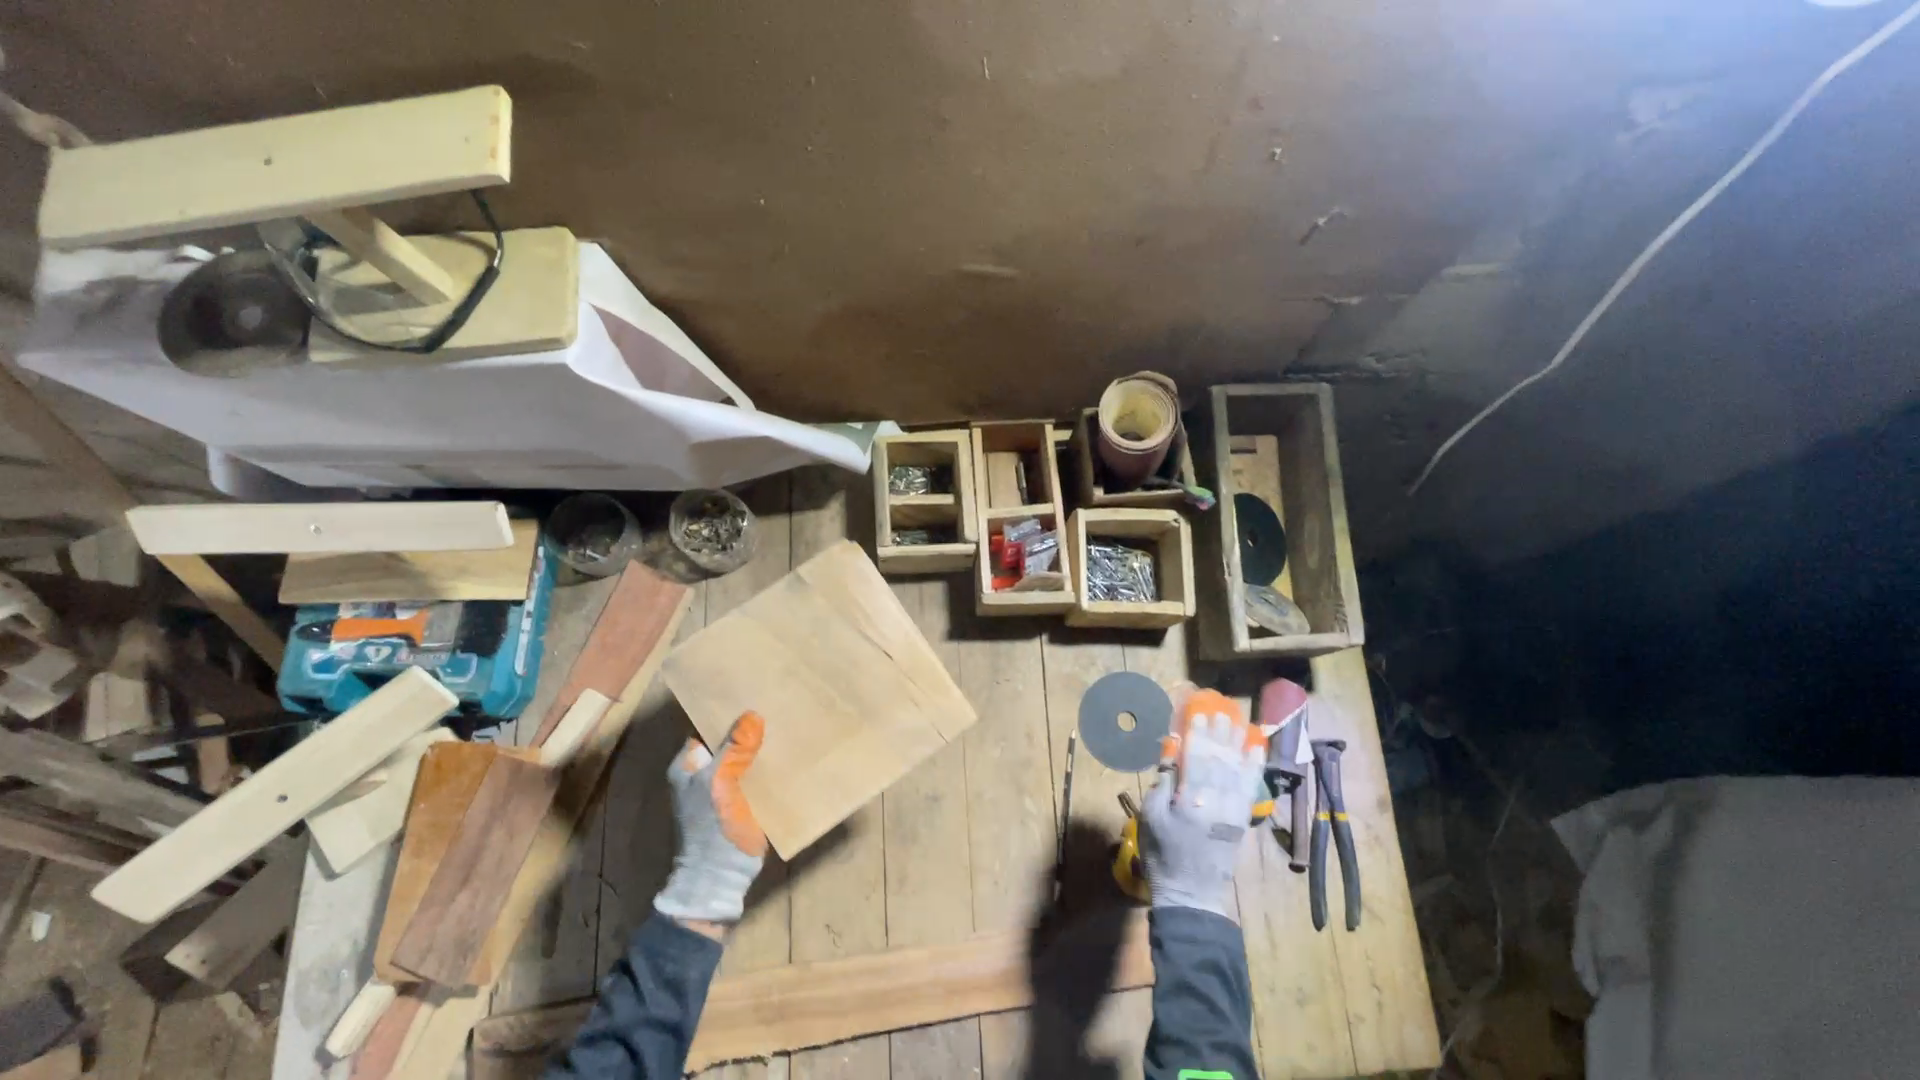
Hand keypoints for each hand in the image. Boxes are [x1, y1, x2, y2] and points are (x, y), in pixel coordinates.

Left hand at [653, 711, 767, 924]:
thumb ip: (734, 750)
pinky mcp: (740, 804)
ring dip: (759, 749)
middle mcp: (701, 775)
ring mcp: (721, 790)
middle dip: (747, 730)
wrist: (720, 878)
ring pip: (742, 760)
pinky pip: (754, 777)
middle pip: (727, 743)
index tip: (751, 695)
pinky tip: (788, 755)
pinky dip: (767, 768)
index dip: (725, 714)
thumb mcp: (721, 784)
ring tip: (785, 724)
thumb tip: (751, 715)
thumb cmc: (712, 828)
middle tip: (775, 706)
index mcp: (687, 767)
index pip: (705, 729)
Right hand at [1140, 689, 1266, 919]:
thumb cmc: (1162, 854)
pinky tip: (1254, 749)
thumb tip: (1173, 757)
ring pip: (1237, 770)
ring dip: (1237, 744)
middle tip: (1220, 711)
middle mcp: (1217, 803)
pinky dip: (1253, 767)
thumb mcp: (1151, 817)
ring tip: (1237, 722)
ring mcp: (1233, 812)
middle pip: (1219, 761)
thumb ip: (1164, 786)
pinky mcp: (1241, 820)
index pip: (1197, 761)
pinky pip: (1250, 788)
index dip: (1198, 736)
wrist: (1191, 893)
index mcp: (1191, 802)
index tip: (1199, 714)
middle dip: (1219, 734)